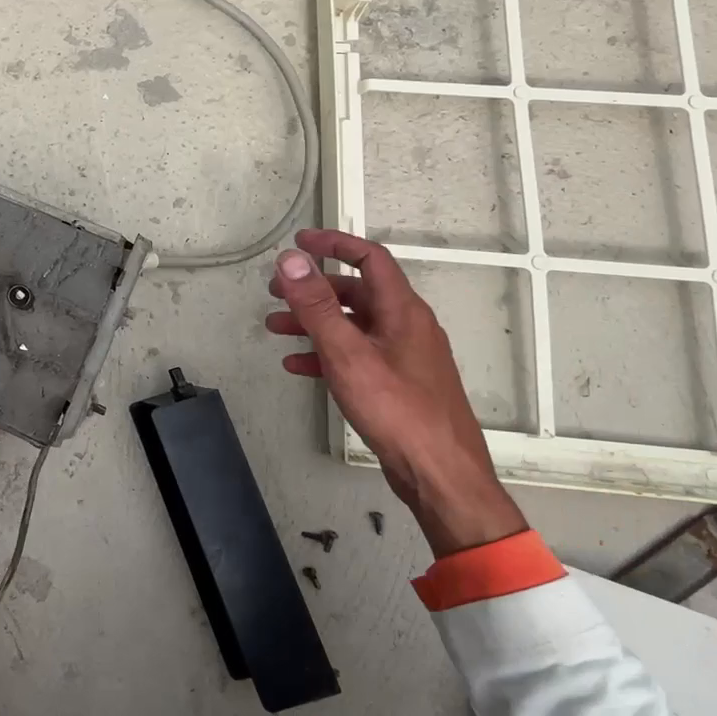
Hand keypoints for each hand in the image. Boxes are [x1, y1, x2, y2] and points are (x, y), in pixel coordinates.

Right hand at [266, 229, 526, 557]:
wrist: (440, 474)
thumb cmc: (397, 409)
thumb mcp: (347, 353)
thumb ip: (317, 305)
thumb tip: (292, 260)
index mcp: (403, 312)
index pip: (371, 259)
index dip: (335, 244)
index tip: (299, 243)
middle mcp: (407, 327)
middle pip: (357, 291)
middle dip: (313, 288)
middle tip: (275, 292)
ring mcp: (404, 356)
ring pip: (353, 324)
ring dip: (314, 321)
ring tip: (276, 328)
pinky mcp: (397, 382)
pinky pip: (356, 353)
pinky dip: (325, 351)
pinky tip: (298, 365)